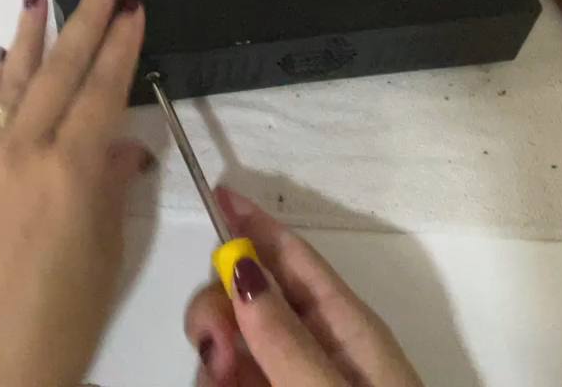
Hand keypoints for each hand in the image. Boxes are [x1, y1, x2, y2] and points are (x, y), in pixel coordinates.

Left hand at [0, 0, 153, 386]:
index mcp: (69, 170)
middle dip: (85, 20)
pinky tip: (8, 57)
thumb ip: (112, 184)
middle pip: (61, 70)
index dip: (121, 45)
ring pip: (15, 80)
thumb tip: (123, 144)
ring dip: (33, 35)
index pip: (102, 89)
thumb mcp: (106, 253)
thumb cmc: (60, 323)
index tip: (132, 7)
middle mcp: (24, 151)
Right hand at [186, 188, 422, 386]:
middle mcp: (317, 347)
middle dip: (222, 309)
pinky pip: (233, 381)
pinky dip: (218, 385)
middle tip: (215, 350)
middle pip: (251, 296)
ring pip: (234, 343)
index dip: (254, 222)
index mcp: (346, 327)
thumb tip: (240, 265)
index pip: (293, 255)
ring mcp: (294, 381)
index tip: (216, 193)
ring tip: (223, 385)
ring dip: (216, 359)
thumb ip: (284, 339)